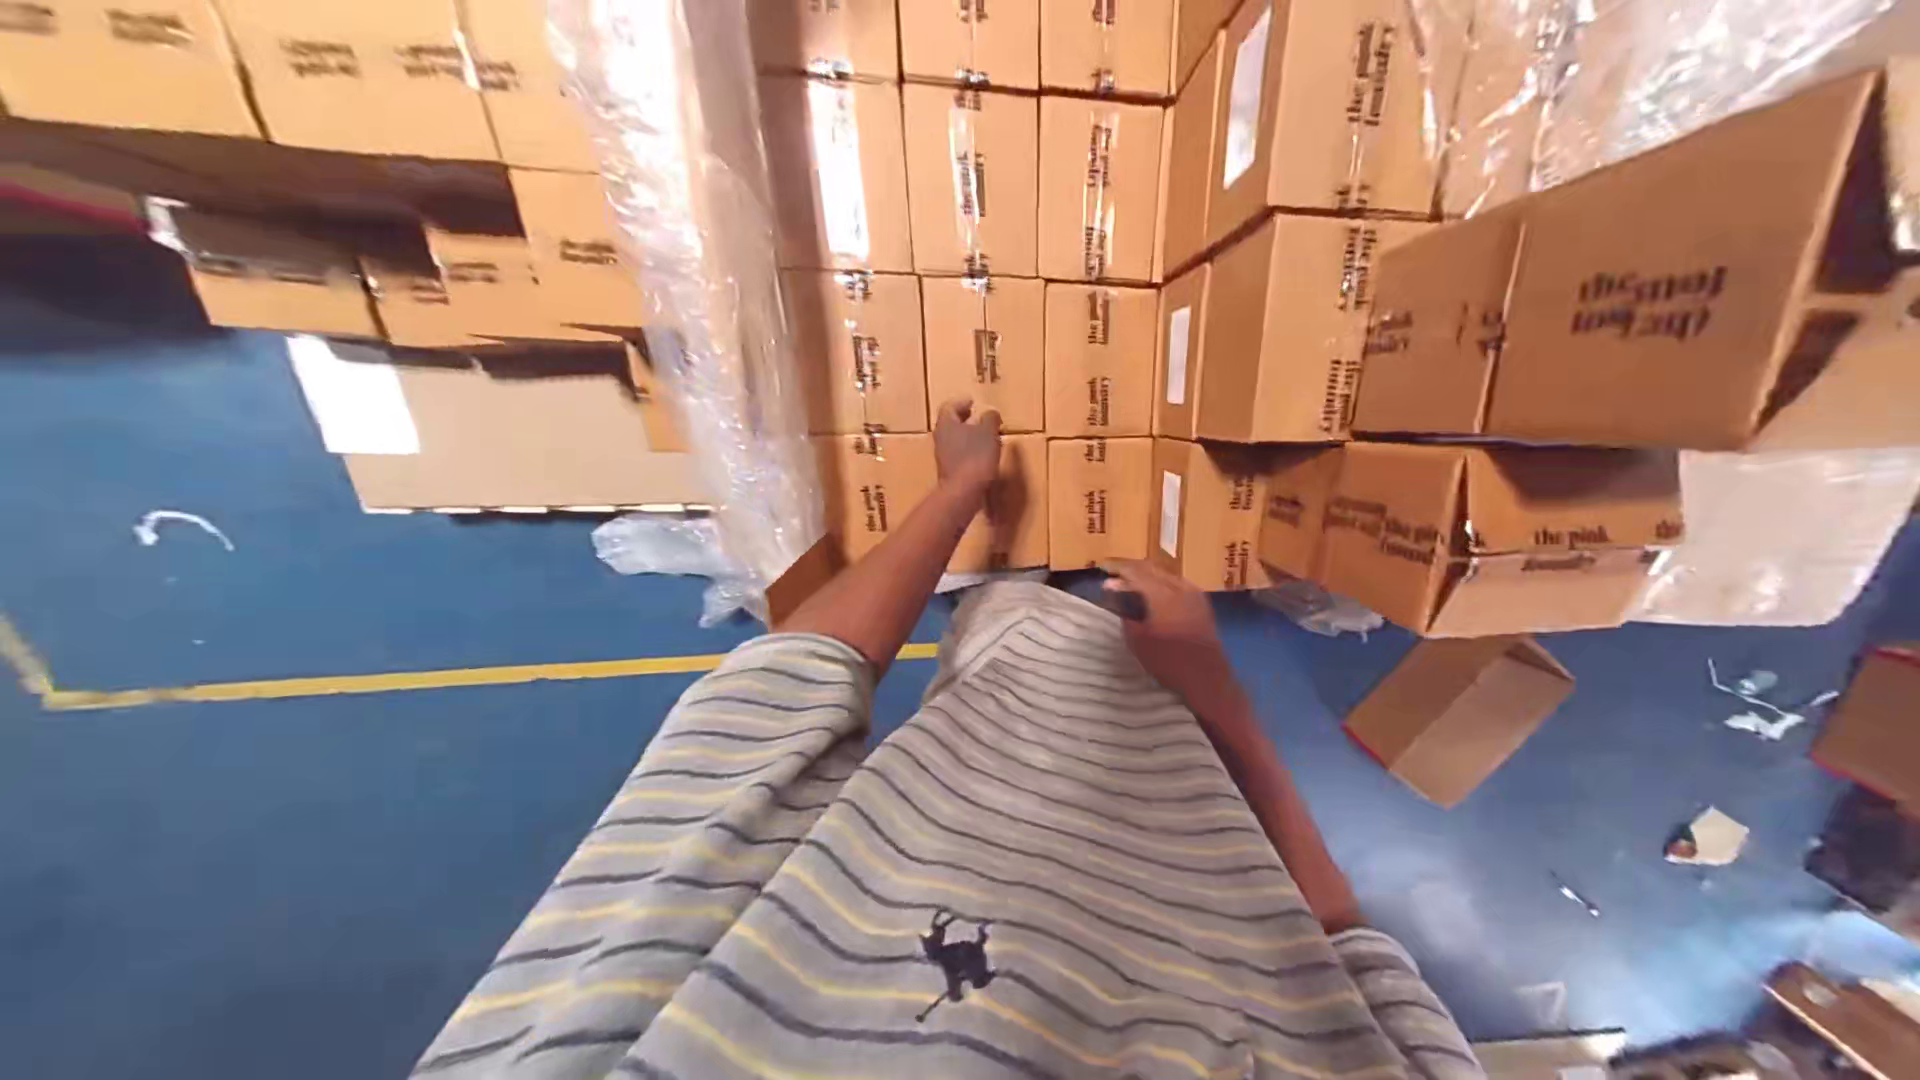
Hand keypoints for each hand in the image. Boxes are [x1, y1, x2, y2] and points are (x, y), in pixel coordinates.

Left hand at [933, 398, 1001, 496]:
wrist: (964, 492)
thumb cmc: (976, 456)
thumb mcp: (988, 432)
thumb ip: (990, 419)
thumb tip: (990, 414)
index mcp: (946, 424)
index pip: (949, 407)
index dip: (961, 402)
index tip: (972, 402)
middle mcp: (940, 439)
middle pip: (950, 424)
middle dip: (964, 420)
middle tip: (978, 418)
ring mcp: (943, 457)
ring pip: (954, 440)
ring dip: (967, 436)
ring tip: (983, 436)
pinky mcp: (949, 472)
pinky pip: (958, 455)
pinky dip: (969, 451)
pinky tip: (982, 456)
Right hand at [1102, 559, 1241, 716]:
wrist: (1207, 679)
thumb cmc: (1168, 661)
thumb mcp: (1137, 640)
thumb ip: (1124, 612)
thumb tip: (1113, 592)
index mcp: (1161, 593)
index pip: (1135, 572)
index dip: (1117, 568)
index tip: (1103, 568)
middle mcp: (1179, 587)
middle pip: (1152, 569)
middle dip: (1132, 569)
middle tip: (1115, 574)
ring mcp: (1194, 594)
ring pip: (1166, 574)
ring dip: (1148, 575)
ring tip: (1132, 583)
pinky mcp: (1202, 604)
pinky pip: (1178, 583)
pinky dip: (1162, 583)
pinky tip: (1156, 593)